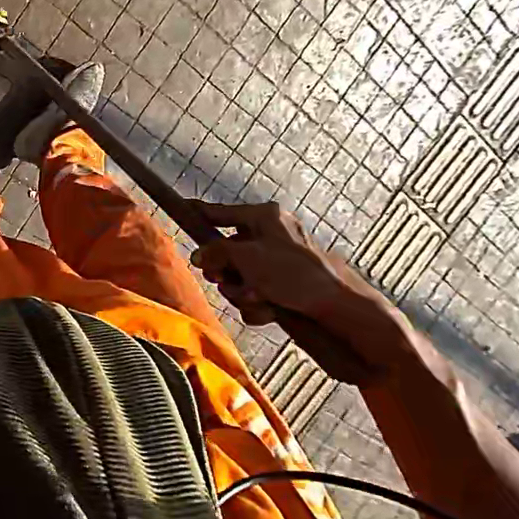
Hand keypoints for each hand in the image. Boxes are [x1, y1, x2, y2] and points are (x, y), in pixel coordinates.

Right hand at [189, 200, 388, 333]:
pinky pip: (254, 297)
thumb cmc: (295, 274)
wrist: (336, 309)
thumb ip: (217, 253)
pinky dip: (258, 306)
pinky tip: (270, 311)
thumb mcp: (248, 257)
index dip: (201, 213)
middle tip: (225, 278)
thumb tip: (199, 255)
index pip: (223, 213)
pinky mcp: (283, 291)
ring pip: (239, 279)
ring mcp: (277, 266)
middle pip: (228, 252)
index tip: (182, 207)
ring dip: (243, 293)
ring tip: (260, 298)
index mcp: (266, 218)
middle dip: (226, 271)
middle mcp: (271, 238)